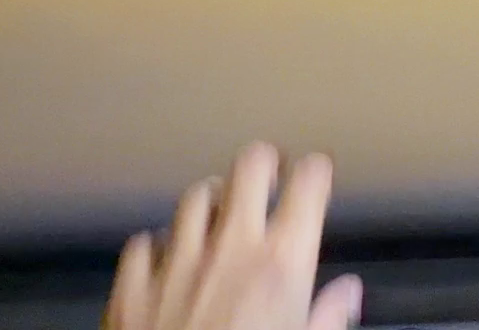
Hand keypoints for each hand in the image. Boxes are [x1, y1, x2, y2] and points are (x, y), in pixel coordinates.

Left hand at [105, 143, 362, 329]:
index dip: (318, 170)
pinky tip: (167, 258)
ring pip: (196, 196)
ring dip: (212, 201)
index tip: (318, 176)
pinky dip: (158, 246)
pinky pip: (143, 244)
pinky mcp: (132, 293)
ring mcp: (177, 266)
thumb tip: (346, 295)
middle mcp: (231, 250)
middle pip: (250, 164)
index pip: (310, 180)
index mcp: (281, 263)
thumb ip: (328, 317)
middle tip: (270, 178)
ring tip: (220, 213)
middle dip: (265, 163)